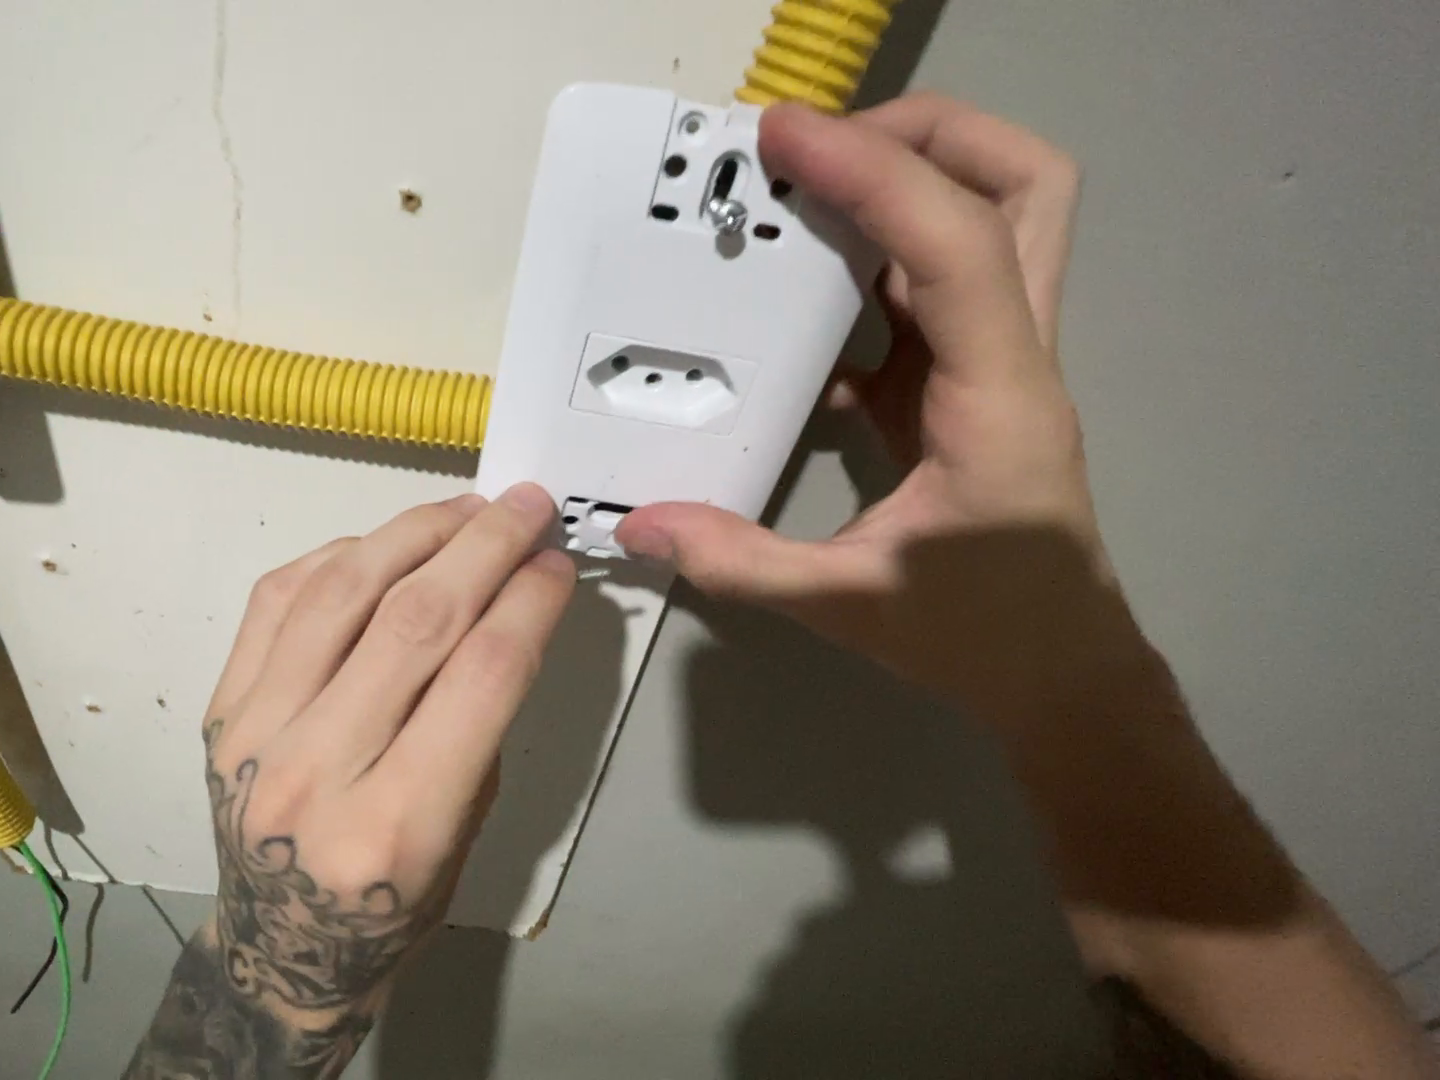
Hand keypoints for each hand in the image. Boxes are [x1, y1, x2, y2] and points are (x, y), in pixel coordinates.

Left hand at [124, 485, 571, 1078]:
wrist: (278, 949)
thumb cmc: (396, 906)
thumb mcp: (467, 827)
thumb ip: (481, 715)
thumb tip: (508, 599)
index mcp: (398, 826)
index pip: (483, 674)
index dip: (530, 601)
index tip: (558, 560)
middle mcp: (317, 772)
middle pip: (416, 619)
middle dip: (484, 546)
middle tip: (526, 505)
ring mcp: (253, 733)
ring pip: (342, 590)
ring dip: (414, 531)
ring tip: (465, 507)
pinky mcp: (218, 706)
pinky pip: (279, 595)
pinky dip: (341, 554)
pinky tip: (388, 542)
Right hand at [618, 94, 1142, 723]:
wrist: (1060, 674)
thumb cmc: (976, 636)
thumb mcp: (845, 603)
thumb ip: (738, 563)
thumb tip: (638, 525)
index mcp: (996, 399)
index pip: (954, 244)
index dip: (871, 174)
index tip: (783, 139)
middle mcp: (1014, 358)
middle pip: (1022, 187)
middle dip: (925, 137)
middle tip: (817, 149)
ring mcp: (995, 366)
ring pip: (994, 222)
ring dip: (907, 183)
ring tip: (804, 192)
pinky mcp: (963, 387)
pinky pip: (930, 292)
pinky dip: (873, 264)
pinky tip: (799, 298)